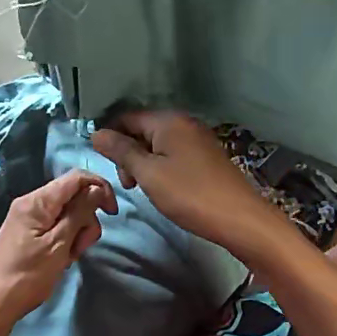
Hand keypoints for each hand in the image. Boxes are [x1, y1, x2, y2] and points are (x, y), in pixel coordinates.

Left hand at [0, 169, 119, 325]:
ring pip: (67, 213)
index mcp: (38, 200)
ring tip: (68, 258)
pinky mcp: (28, 231)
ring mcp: (29, 217)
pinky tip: (61, 259)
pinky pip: (55, 225)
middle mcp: (32, 202)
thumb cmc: (28, 275)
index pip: (77, 177)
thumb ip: (79, 212)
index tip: (112, 213)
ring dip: (77, 233)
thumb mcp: (59, 244)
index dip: (99, 188)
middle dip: (86, 219)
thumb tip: (96, 188)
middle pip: (73, 196)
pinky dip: (65, 239)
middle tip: (80, 247)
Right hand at [91, 111, 289, 256]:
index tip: (102, 163)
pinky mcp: (206, 157)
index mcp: (168, 120)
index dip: (110, 136)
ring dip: (144, 163)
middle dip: (128, 152)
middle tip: (128, 183)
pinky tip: (164, 188)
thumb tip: (97, 133)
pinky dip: (162, 167)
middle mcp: (184, 122)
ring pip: (158, 143)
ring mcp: (198, 139)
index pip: (126, 117)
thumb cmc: (189, 194)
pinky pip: (174, 154)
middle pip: (142, 129)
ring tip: (144, 188)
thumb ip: (121, 151)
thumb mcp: (148, 174)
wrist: (239, 218)